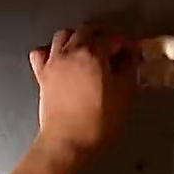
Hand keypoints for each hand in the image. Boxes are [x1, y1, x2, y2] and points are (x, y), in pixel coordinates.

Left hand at [28, 24, 131, 160]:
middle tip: (114, 46)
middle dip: (102, 34)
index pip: (112, 38)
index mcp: (93, 54)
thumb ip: (129, 70)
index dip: (125, 43)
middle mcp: (71, 52)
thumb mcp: (124, 95)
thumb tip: (131, 59)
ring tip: (89, 48)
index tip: (132, 50)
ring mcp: (54, 62)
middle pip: (87, 30)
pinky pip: (42, 52)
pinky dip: (52, 50)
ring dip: (78, 37)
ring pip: (64, 35)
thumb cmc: (98, 122)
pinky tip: (61, 58)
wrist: (68, 143)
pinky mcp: (42, 75)